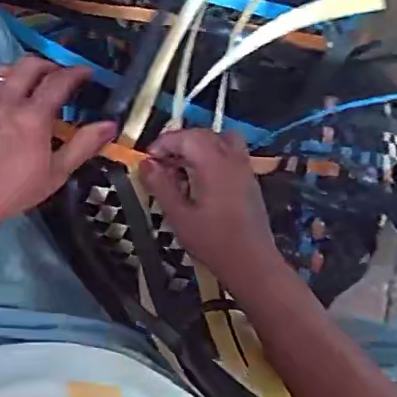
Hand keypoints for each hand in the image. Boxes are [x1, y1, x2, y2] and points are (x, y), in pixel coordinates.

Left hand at [0, 58, 118, 231]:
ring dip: (23, 70)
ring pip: (5, 70)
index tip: (87, 73)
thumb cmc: (15, 190)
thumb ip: (83, 145)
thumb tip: (109, 125)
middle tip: (62, 76)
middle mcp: (7, 102)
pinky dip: (4, 81)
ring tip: (35, 83)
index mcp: (32, 116)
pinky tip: (10, 97)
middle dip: (50, 64)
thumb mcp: (56, 172)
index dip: (76, 72)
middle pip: (29, 65)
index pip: (58, 81)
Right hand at [137, 128, 283, 282]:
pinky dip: (211, 155)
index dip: (163, 143)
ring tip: (181, 167)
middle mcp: (233, 160)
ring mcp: (244, 168)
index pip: (187, 137)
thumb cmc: (211, 240)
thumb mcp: (178, 214)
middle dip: (178, 143)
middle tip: (160, 164)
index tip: (148, 160)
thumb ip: (160, 185)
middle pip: (204, 134)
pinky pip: (229, 153)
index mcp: (214, 165)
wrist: (250, 262)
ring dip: (197, 146)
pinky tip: (198, 179)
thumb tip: (145, 163)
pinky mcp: (249, 179)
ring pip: (220, 139)